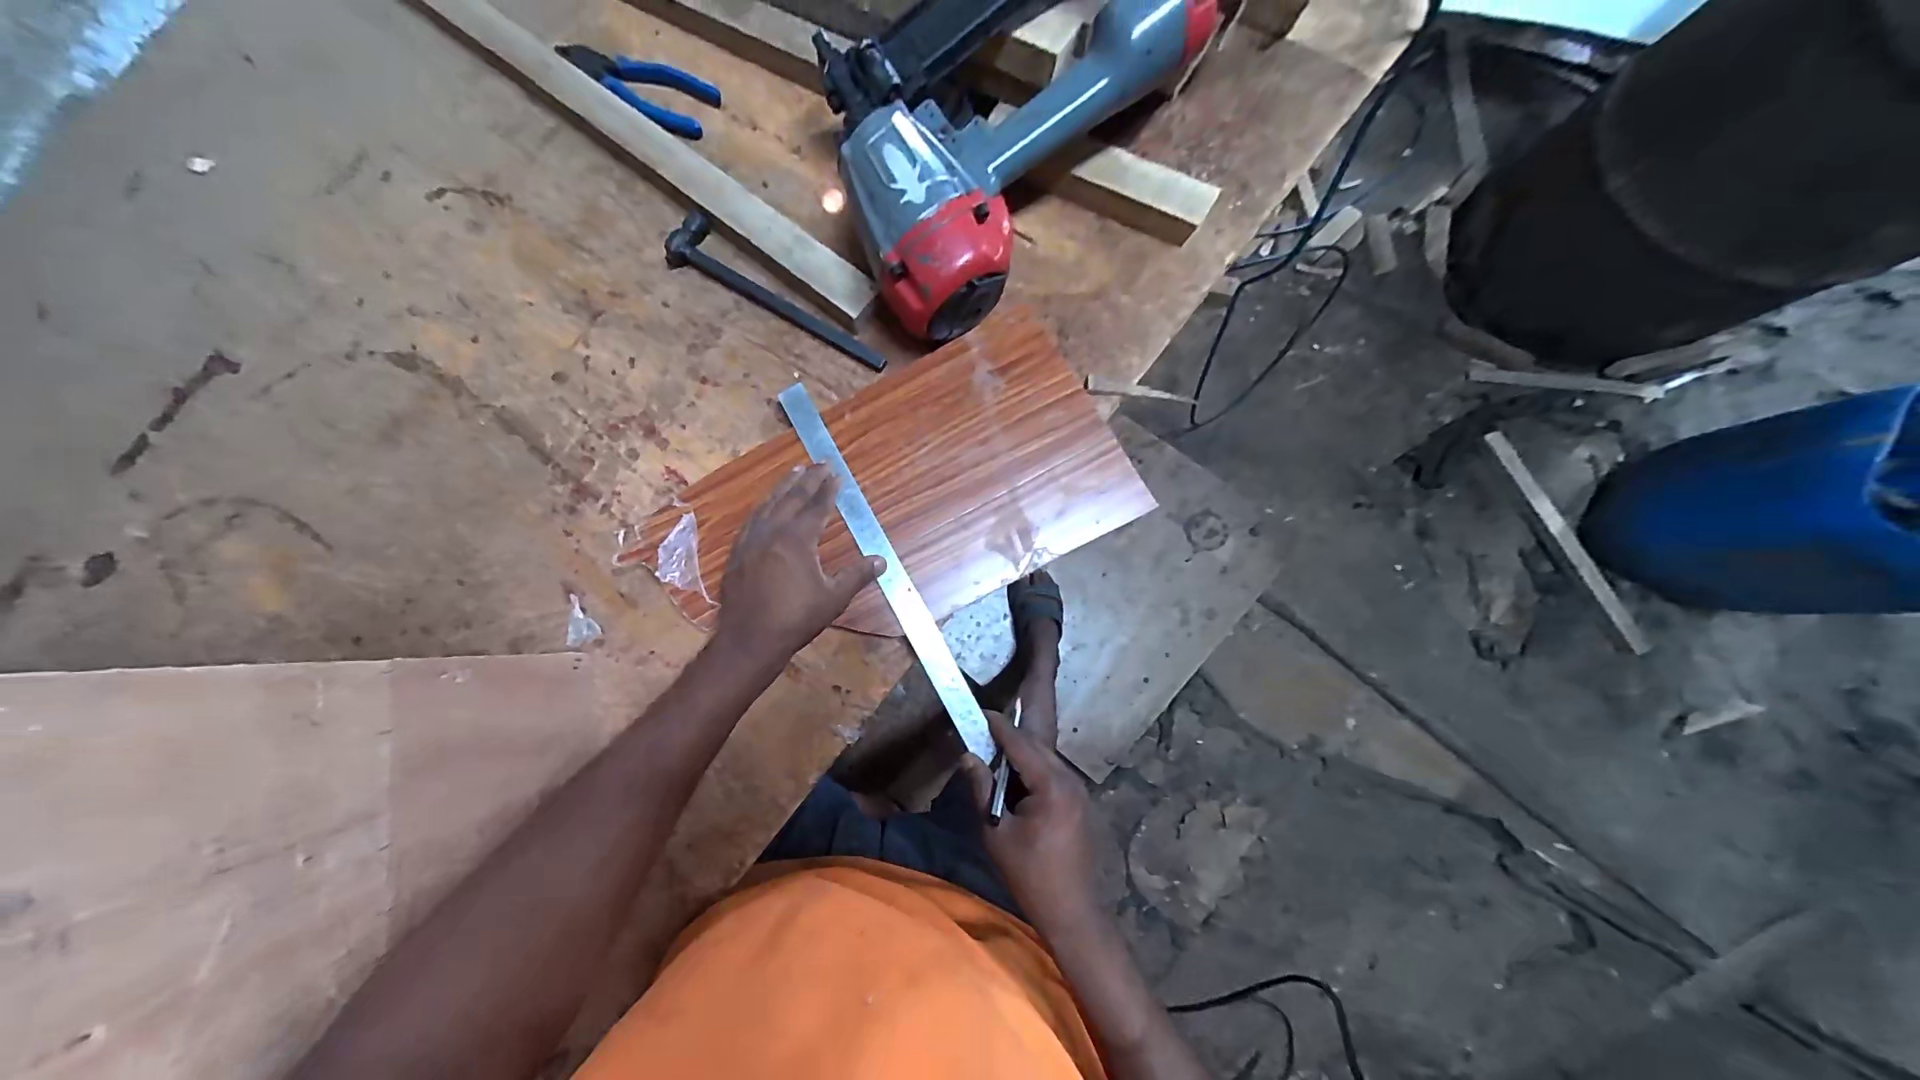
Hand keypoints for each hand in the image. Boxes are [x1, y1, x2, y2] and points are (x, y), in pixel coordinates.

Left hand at [713, 465, 883, 660]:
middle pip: (792, 498)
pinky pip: (753, 519)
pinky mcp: (737, 552)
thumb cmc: (795, 619)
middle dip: (808, 479)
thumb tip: (882, 560)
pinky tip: (766, 506)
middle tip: (819, 463)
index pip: (816, 507)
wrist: (748, 638)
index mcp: (797, 539)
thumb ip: (856, 576)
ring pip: (769, 504)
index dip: (828, 489)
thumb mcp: (833, 598)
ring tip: (794, 472)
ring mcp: (751, 540)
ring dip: (784, 487)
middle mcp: (772, 532)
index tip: (836, 474)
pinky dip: (764, 506)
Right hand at [962, 707, 1100, 934]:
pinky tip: (1017, 774)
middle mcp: (1070, 780)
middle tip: (984, 727)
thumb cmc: (1030, 875)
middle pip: (1037, 746)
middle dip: (1011, 735)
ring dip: (1023, 750)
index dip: (999, 726)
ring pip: (1047, 758)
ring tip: (996, 747)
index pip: (1021, 744)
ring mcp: (1080, 791)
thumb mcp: (996, 833)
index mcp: (1052, 786)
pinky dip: (1034, 767)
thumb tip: (969, 756)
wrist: (1072, 912)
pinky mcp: (1081, 802)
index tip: (980, 712)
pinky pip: (1054, 773)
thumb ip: (983, 790)